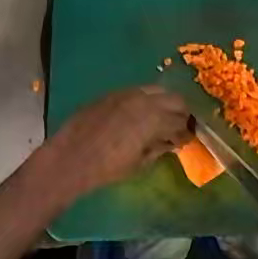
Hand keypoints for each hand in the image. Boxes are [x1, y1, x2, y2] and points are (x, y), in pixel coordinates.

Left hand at [39, 86, 189, 198]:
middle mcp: (144, 100)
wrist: (71, 158)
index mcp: (154, 119)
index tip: (186, 140)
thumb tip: (171, 142)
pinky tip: (140, 115)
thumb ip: (159, 148)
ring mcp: (127, 93)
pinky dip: (145, 101)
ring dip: (163, 104)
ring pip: (156, 91)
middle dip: (180, 113)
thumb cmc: (108, 167)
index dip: (186, 133)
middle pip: (174, 99)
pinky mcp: (112, 94)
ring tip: (160, 119)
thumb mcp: (139, 162)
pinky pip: (137, 92)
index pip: (181, 122)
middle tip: (178, 128)